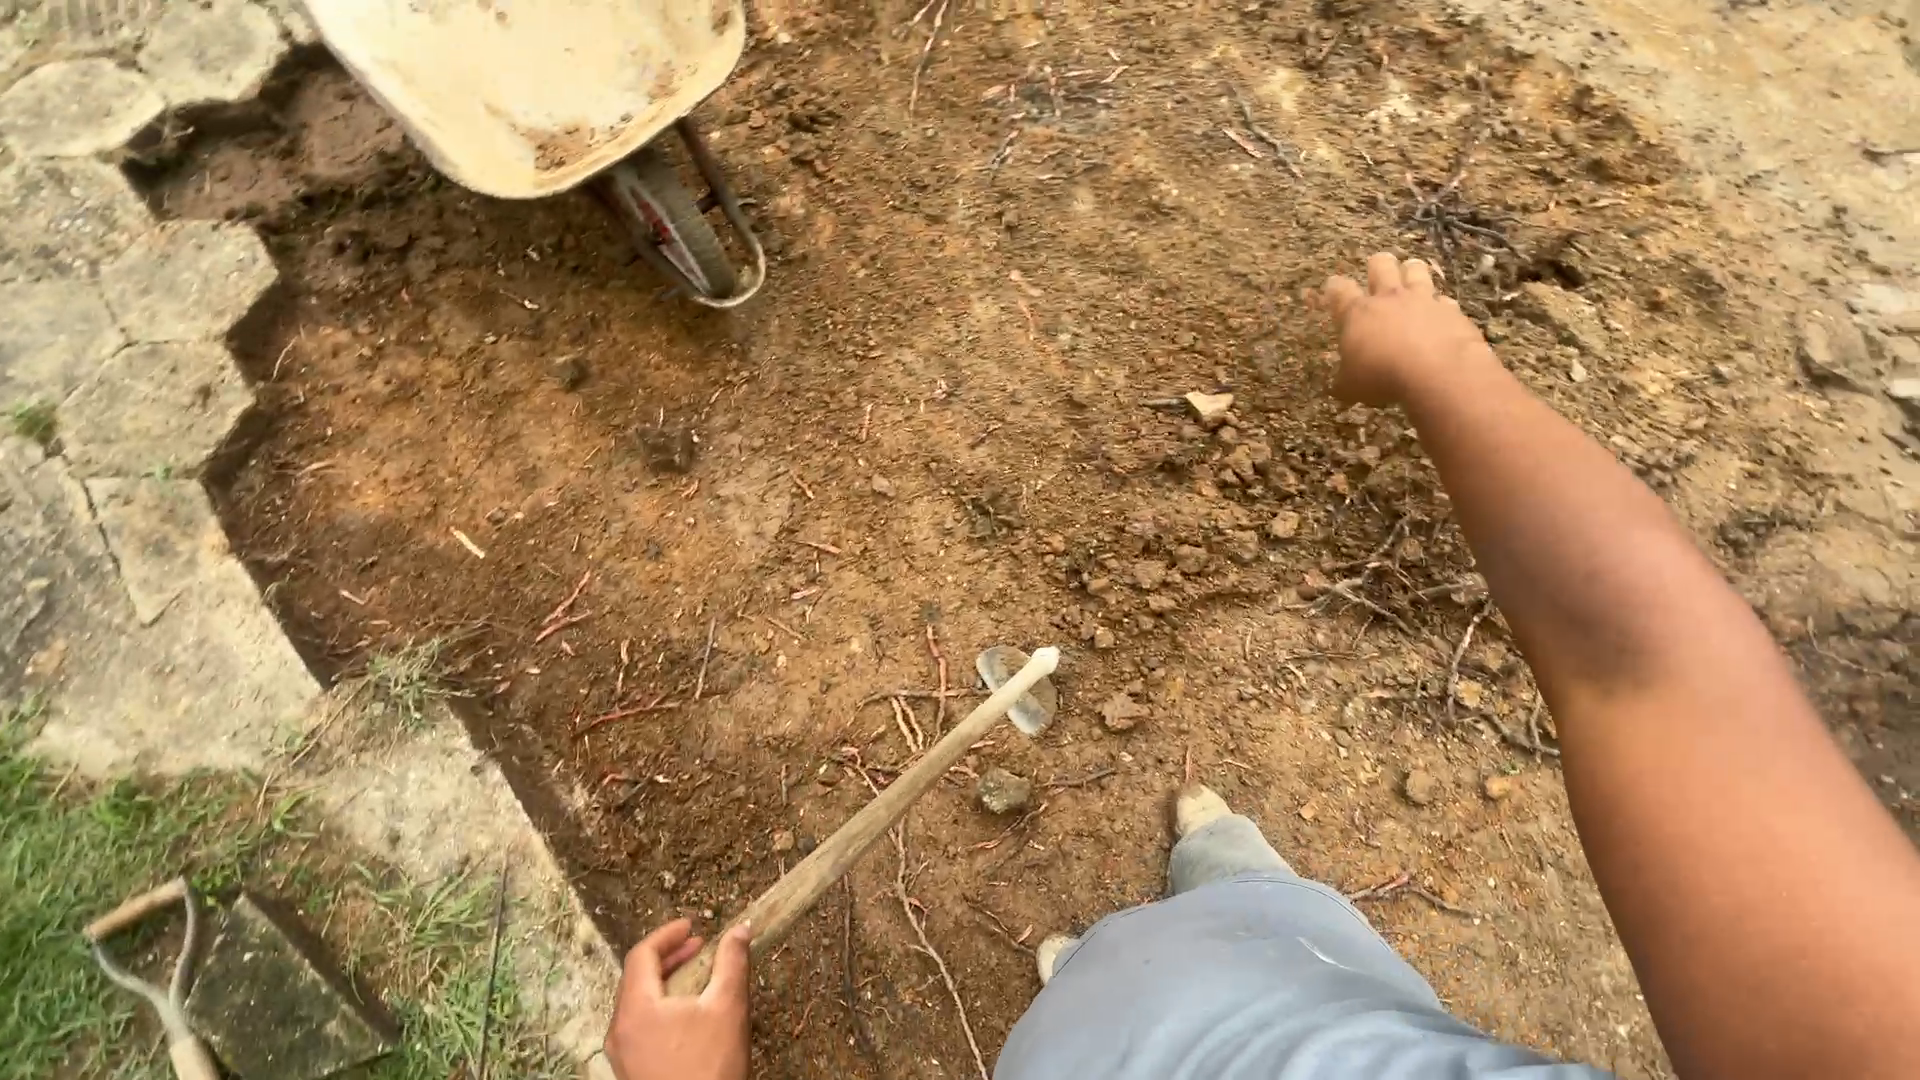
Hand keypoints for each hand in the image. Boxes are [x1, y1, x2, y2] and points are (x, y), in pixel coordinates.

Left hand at [604, 918, 753, 1079]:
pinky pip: (640, 1025)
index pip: (642, 955)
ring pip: (638, 1002)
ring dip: (667, 980)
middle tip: (699, 945)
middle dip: (669, 956)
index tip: (693, 924)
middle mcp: (619, 1030)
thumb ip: (732, 960)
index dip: (667, 934)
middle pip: (636, 978)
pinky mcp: (631, 1072)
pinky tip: (689, 1010)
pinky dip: (661, 1005)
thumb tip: (740, 928)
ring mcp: (622, 1055)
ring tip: (698, 975)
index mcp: (636, 1009)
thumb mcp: (728, 1005)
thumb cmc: (711, 1065)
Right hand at [1317, 253, 1492, 406]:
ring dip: (1411, 271)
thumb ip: (1345, 377)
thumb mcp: (1350, 385)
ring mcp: (1423, 300)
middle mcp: (1389, 299)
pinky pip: (1443, 300)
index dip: (1334, 286)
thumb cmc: (1381, 377)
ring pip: (1416, 270)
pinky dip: (1439, 304)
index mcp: (1357, 314)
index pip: (1339, 291)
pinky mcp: (1451, 311)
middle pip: (1381, 266)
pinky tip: (1438, 312)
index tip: (1332, 285)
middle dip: (1377, 265)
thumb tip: (1339, 384)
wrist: (1438, 373)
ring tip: (1410, 275)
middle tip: (1376, 270)